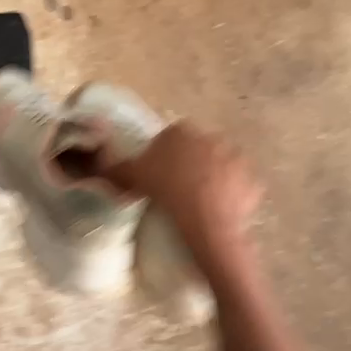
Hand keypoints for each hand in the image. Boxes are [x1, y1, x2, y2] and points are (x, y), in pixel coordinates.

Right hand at [98, 122, 262, 272]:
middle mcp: (210, 137)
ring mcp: (235, 159)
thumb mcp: (131, 177)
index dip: (164, 153)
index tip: (158, 172)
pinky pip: (238, 185)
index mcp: (180, 130)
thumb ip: (114, 167)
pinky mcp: (253, 181)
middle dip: (189, 163)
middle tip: (176, 186)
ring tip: (198, 199)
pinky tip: (218, 208)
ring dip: (212, 177)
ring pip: (219, 165)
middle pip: (196, 149)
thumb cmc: (165, 190)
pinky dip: (231, 193)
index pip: (170, 136)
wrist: (205, 220)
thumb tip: (98, 164)